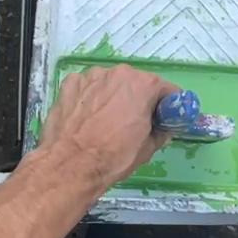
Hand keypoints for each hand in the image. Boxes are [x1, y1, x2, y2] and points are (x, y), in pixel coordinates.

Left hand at [37, 65, 180, 192]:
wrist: (70, 164)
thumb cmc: (113, 156)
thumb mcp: (148, 148)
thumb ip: (161, 131)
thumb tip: (162, 128)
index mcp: (143, 85)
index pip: (166, 90)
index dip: (167, 106)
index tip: (162, 118)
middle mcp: (119, 72)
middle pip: (136, 83)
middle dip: (137, 99)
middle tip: (131, 122)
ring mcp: (92, 75)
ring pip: (110, 83)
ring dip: (112, 96)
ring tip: (103, 121)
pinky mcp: (70, 83)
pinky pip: (87, 87)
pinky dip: (89, 98)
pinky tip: (85, 117)